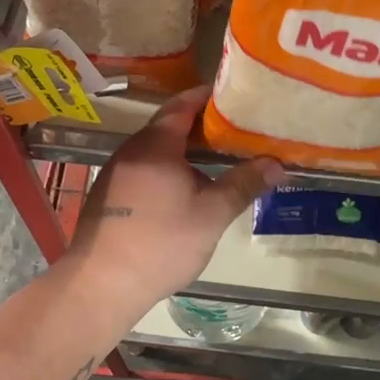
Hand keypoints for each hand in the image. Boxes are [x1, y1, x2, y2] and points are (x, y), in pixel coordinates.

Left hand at [65, 86, 283, 305]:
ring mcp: (117, 171)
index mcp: (155, 144)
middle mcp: (132, 149)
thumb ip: (244, 184)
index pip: (182, 104)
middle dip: (201, 124)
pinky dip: (168, 165)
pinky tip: (187, 186)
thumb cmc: (160, 243)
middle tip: (236, 128)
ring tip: (218, 156)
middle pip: (169, 124)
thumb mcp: (211, 214)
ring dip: (185, 148)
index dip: (207, 96)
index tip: (234, 95)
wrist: (102, 283)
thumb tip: (277, 164)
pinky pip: (144, 166)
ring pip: (156, 148)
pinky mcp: (110, 193)